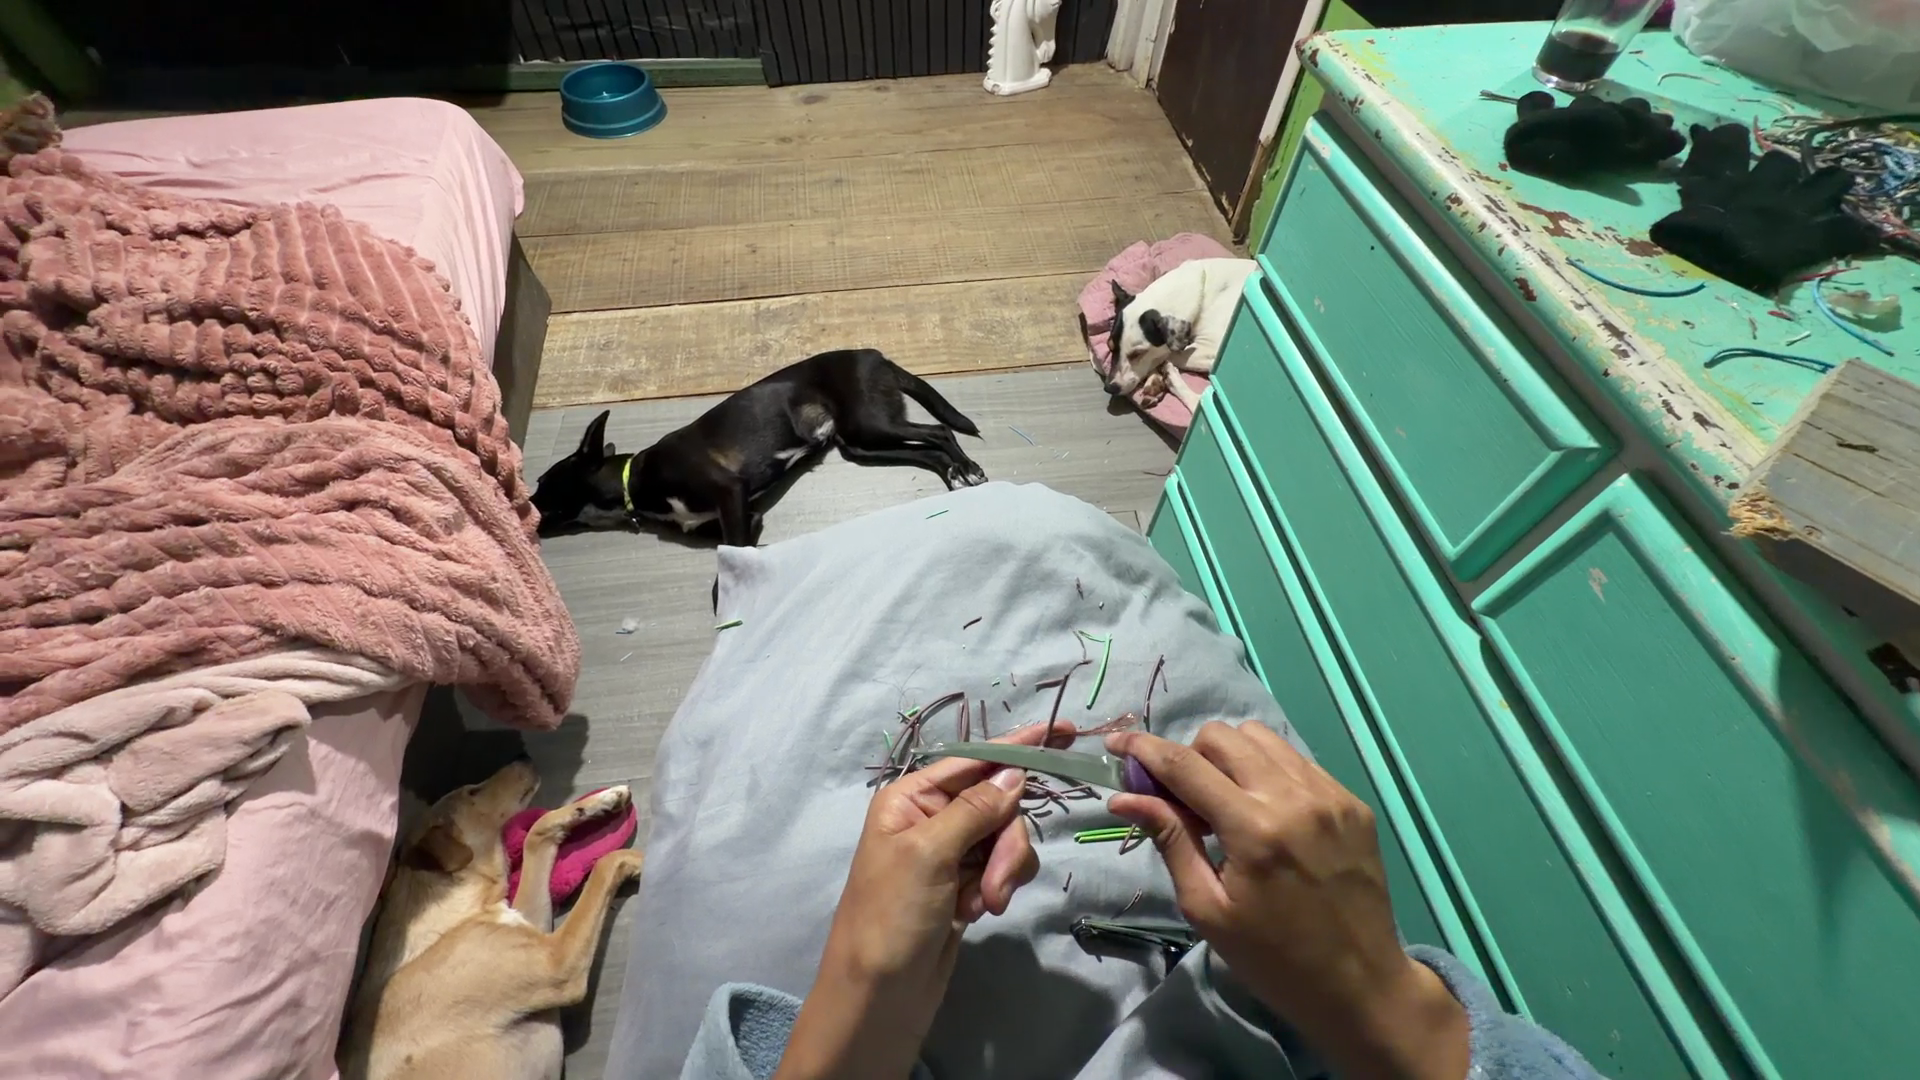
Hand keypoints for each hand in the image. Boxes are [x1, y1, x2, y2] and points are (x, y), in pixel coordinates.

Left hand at [774, 720, 1075, 1079]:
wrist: (879, 999)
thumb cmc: (891, 916)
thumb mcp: (929, 854)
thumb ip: (975, 810)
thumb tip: (1014, 772)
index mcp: (911, 797)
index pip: (973, 760)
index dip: (1017, 745)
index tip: (1063, 731)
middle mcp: (932, 816)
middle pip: (997, 802)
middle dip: (1006, 841)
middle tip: (995, 884)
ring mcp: (951, 851)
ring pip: (1006, 836)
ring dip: (1004, 869)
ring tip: (984, 905)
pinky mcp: (967, 882)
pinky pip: (1004, 866)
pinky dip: (999, 886)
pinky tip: (978, 911)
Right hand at [1107, 722, 1468, 1079]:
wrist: (1364, 990)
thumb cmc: (1273, 958)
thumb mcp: (1207, 908)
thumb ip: (1169, 839)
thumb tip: (1123, 796)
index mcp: (1253, 830)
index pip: (1184, 765)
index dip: (1143, 748)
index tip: (1116, 744)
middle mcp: (1293, 798)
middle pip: (1220, 736)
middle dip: (1190, 756)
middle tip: (1185, 798)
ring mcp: (1329, 795)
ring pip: (1259, 736)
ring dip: (1229, 756)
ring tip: (1227, 800)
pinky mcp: (1351, 801)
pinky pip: (1294, 758)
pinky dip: (1267, 770)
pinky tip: (1266, 810)